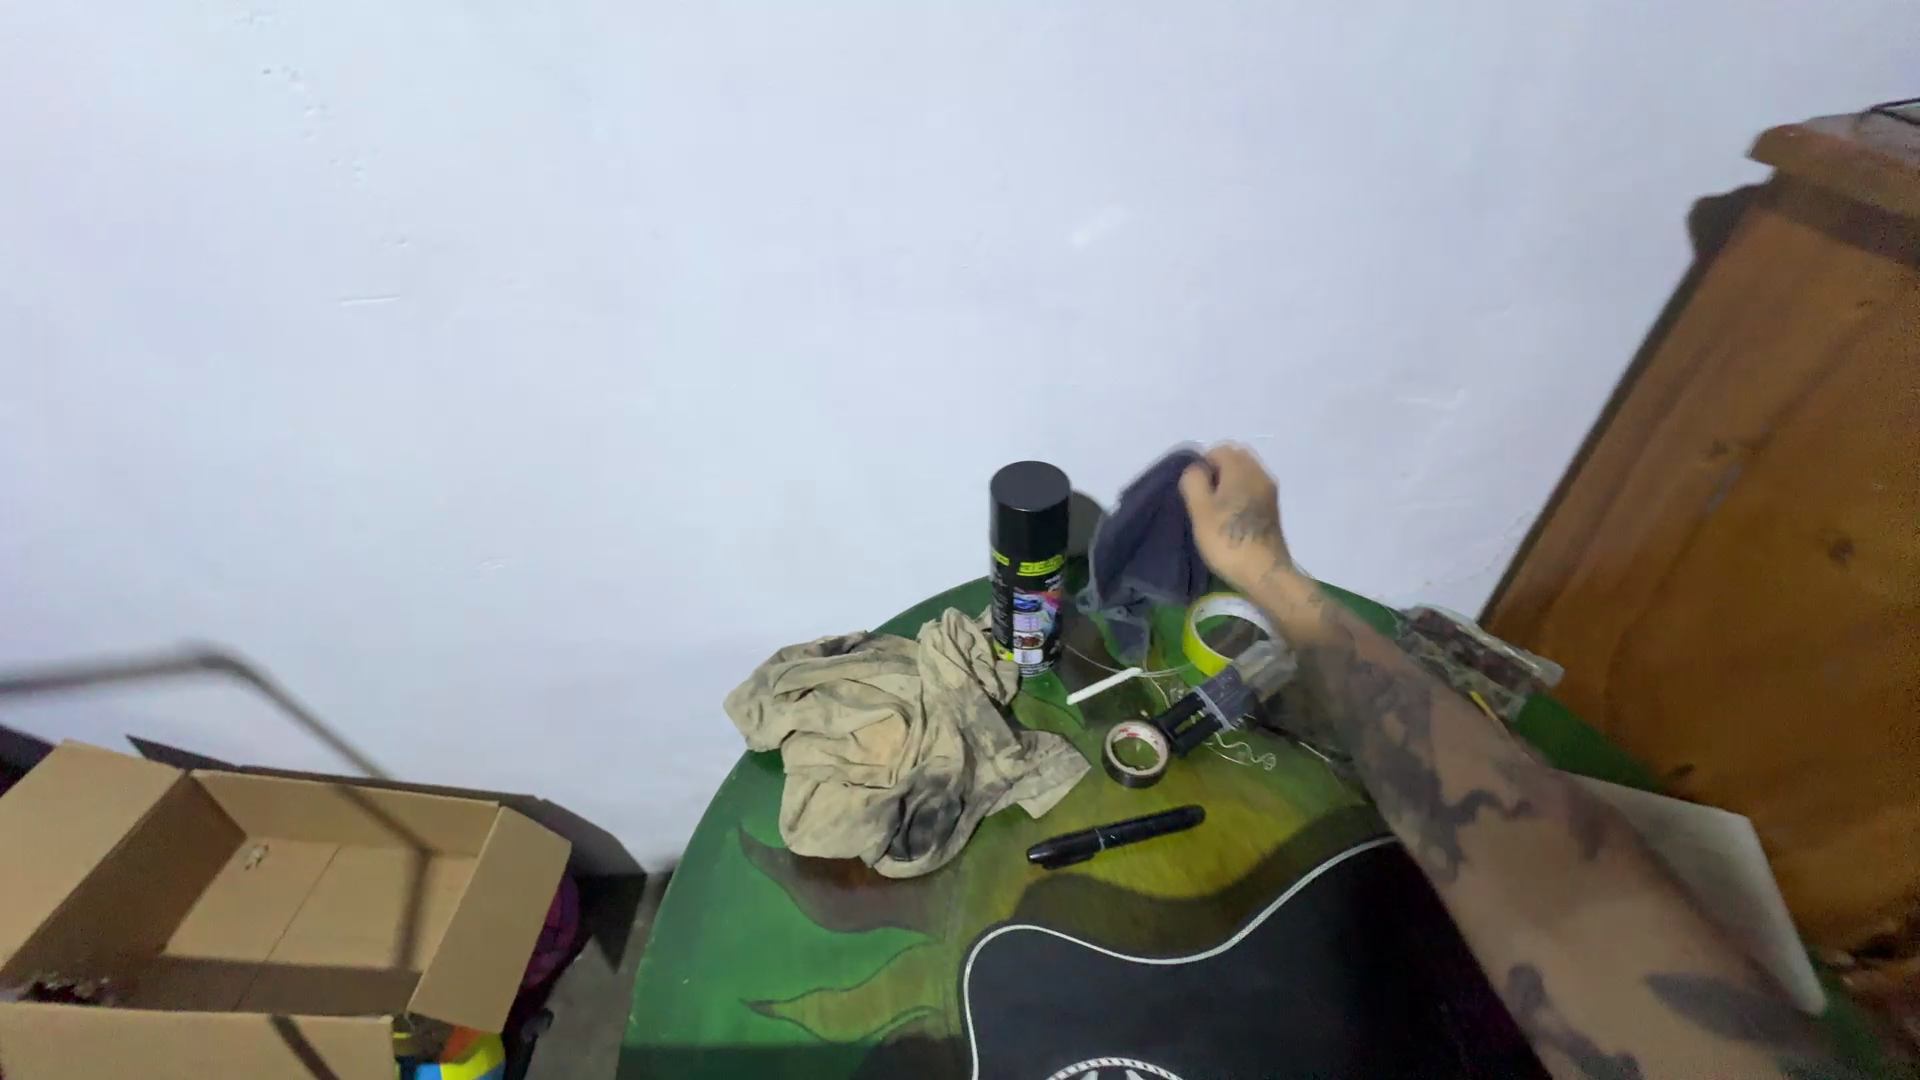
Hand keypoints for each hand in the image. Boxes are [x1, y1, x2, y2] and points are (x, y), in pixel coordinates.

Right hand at [1179, 443, 1295, 592]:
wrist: (1264, 572)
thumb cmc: (1227, 540)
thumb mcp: (1200, 510)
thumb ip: (1194, 482)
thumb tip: (1197, 470)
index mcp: (1242, 470)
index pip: (1220, 449)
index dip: (1203, 464)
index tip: (1195, 490)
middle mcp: (1260, 474)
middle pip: (1236, 457)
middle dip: (1217, 470)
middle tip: (1204, 497)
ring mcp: (1269, 492)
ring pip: (1245, 473)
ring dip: (1229, 482)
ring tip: (1216, 509)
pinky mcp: (1272, 508)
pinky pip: (1253, 488)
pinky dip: (1240, 493)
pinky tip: (1231, 516)